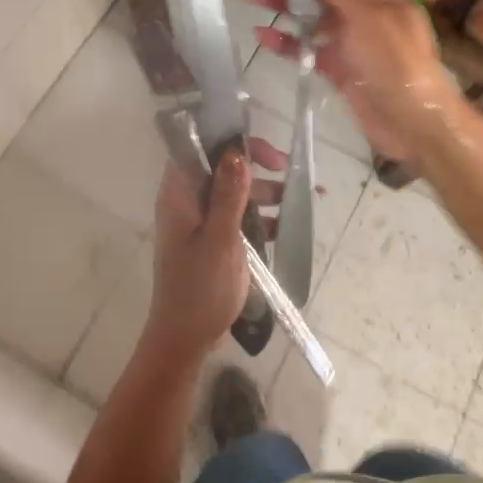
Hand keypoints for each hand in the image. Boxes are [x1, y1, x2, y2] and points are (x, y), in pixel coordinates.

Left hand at [143, 144, 283, 365]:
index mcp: (179, 196)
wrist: (186, 340)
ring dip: (266, 194)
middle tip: (289, 171)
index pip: (199, 150)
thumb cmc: (198, 289)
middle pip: (222, 170)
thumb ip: (228, 196)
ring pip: (235, 194)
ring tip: (303, 198)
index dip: (229, 142)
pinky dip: (264, 219)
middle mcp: (188, 203)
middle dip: (256, 168)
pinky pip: (240, 219)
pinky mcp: (214, 242)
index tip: (262, 152)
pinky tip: (290, 225)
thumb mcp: (219, 240)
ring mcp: (201, 224)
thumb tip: (236, 153)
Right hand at [228, 0, 465, 161]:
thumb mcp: (370, 18)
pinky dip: (287, 42)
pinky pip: (308, 49)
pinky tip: (262, 35)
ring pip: (307, 16)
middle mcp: (361, 11)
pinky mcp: (339, 69)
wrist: (415, 123)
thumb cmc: (397, 64)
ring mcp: (349, 41)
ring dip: (276, 3)